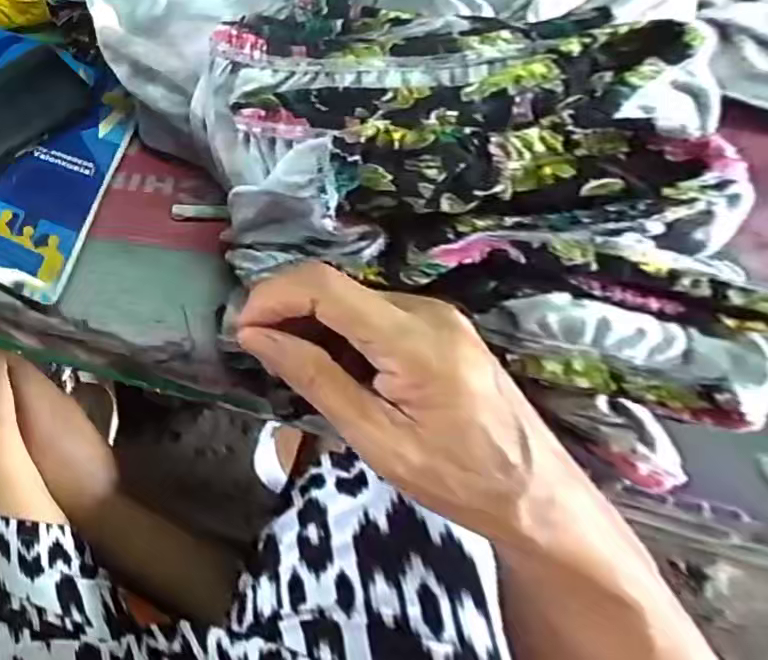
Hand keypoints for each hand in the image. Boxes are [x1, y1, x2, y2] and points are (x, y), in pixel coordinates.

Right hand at [234, 262, 595, 543]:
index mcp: (416, 342)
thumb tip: (251, 334)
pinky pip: (361, 309)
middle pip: (326, 285)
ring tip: (288, 360)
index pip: (321, 285)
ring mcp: (433, 316)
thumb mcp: (376, 438)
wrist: (549, 506)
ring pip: (340, 295)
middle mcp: (426, 313)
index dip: (268, 297)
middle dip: (279, 308)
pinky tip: (325, 362)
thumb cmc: (463, 482)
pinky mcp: (433, 326)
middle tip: (256, 348)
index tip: (242, 331)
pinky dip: (327, 327)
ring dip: (301, 319)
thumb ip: (312, 377)